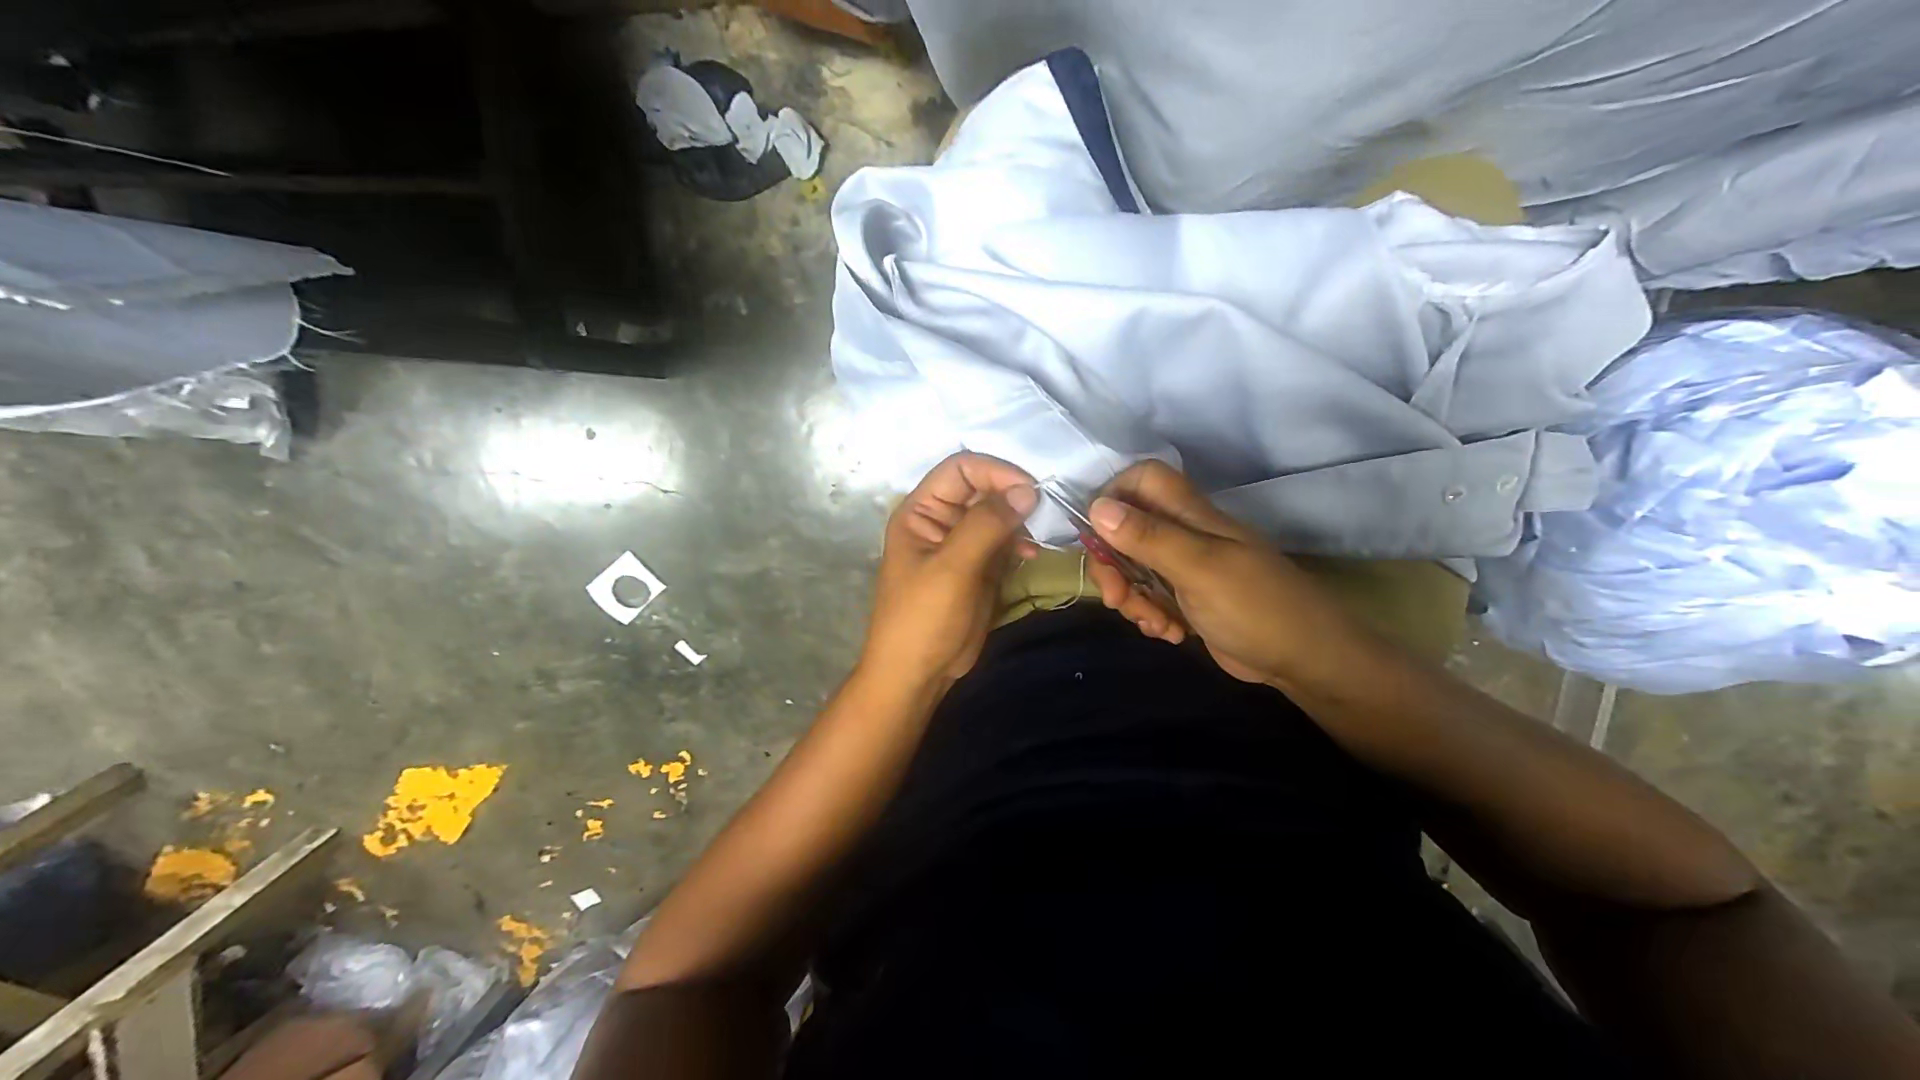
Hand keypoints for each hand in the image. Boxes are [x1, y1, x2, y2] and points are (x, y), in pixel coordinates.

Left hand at [859, 452, 1038, 686]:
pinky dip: (1020, 543)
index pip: (961, 469)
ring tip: (1040, 536)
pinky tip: (1032, 555)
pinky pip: (1004, 541)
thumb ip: (986, 525)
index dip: (996, 472)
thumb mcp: (953, 568)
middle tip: (1044, 512)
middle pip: (982, 488)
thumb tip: (1026, 490)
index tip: (1030, 490)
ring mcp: (960, 544)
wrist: (917, 674)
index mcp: (921, 511)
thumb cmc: (924, 618)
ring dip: (1021, 519)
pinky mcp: (978, 567)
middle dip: (1013, 495)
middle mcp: (940, 520)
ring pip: (997, 514)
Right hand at [1084, 461, 1371, 686]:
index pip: (1142, 479)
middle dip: (1112, 565)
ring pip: (1132, 568)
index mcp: (1190, 515)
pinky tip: (1168, 634)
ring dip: (1131, 598)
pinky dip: (1149, 615)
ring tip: (1154, 625)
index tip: (1097, 535)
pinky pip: (1149, 597)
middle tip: (1117, 598)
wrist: (1305, 660)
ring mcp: (1185, 568)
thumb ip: (1149, 537)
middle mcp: (1184, 534)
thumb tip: (1097, 507)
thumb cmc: (1256, 606)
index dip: (1113, 496)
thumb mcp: (1199, 569)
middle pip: (1125, 530)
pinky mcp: (1187, 599)